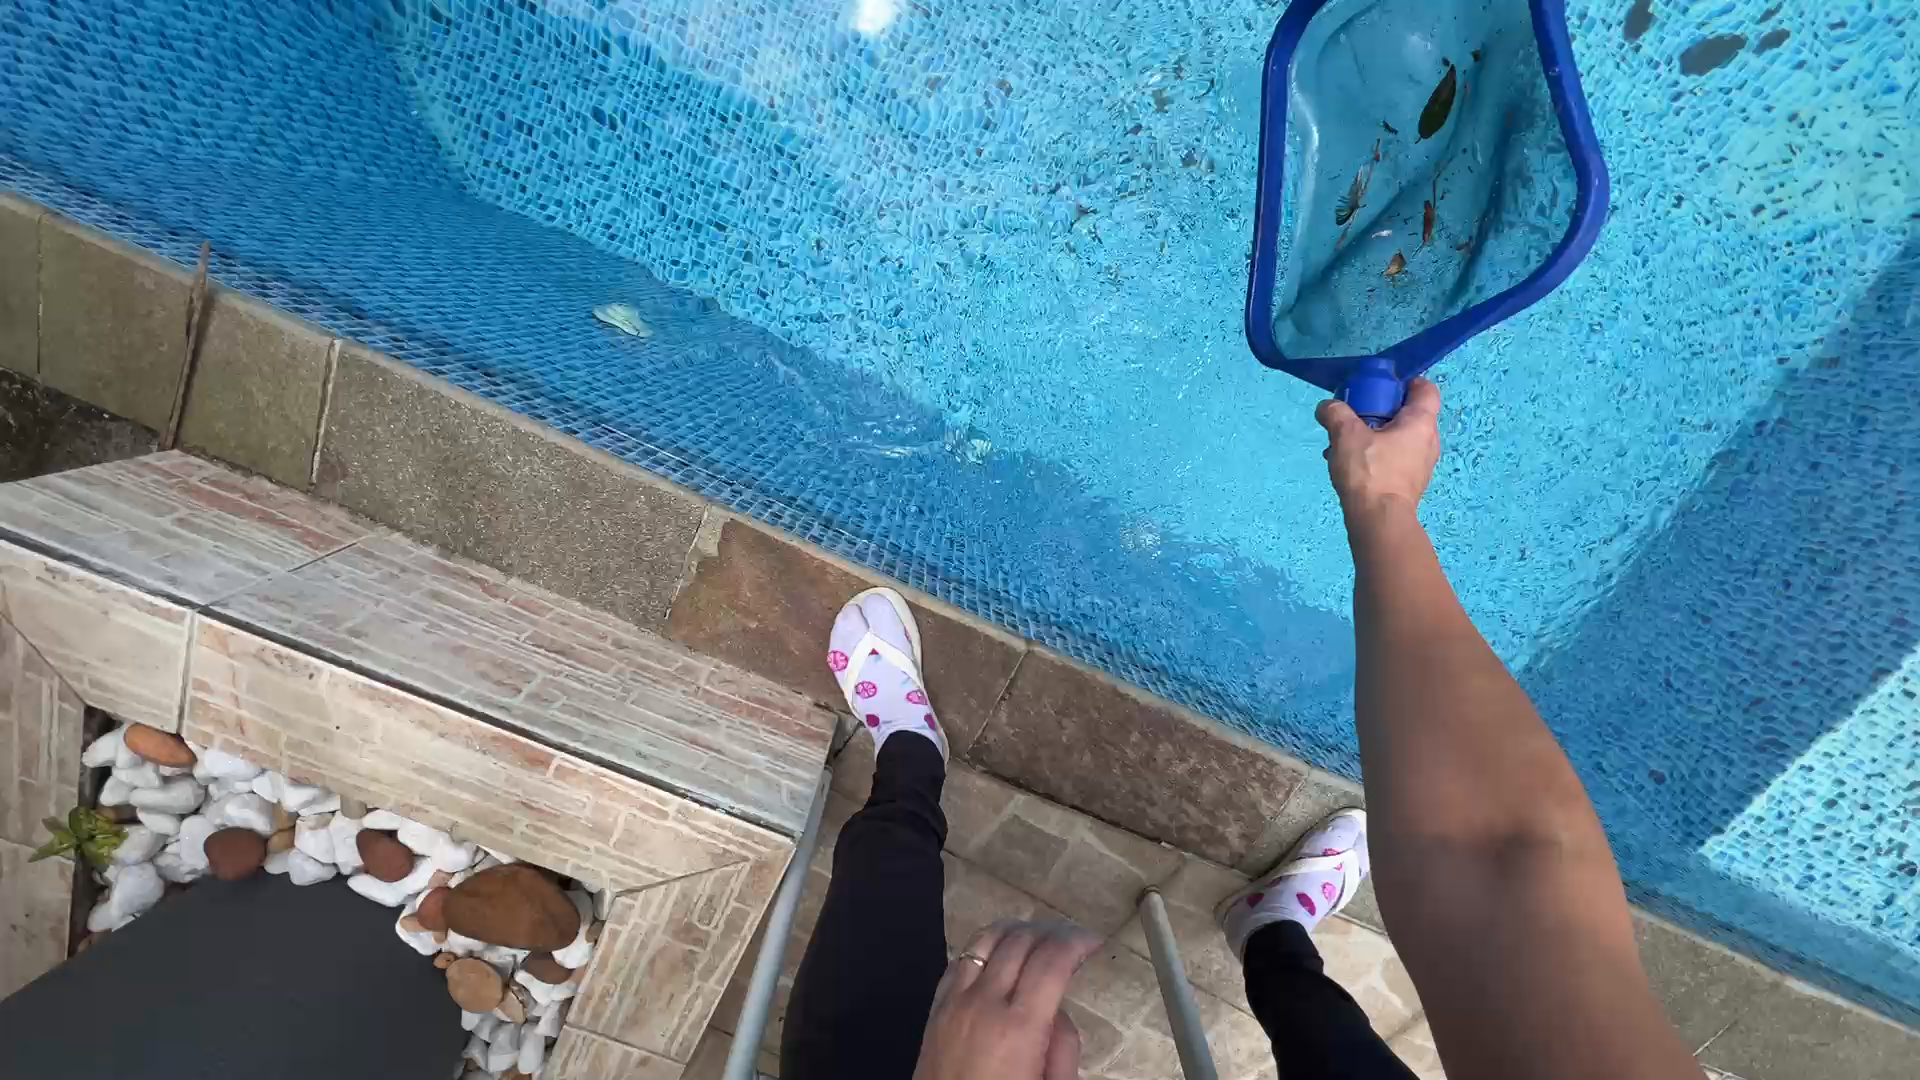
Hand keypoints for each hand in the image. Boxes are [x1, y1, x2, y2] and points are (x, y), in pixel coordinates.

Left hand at [914, 919, 1102, 1079]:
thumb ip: (1062, 1048)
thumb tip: (1057, 1010)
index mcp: (1019, 1027)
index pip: (1052, 959)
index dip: (1077, 941)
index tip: (1094, 941)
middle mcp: (985, 1001)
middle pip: (1021, 940)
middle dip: (1052, 930)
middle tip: (1072, 939)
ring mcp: (955, 1000)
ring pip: (987, 937)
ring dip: (1017, 929)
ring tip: (1039, 936)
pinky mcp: (936, 1006)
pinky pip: (962, 958)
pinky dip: (985, 945)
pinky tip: (999, 954)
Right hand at [1316, 377, 1441, 512]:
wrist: (1378, 519)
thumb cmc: (1369, 471)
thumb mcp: (1345, 435)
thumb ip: (1335, 414)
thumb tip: (1327, 406)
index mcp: (1421, 422)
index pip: (1425, 389)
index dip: (1406, 382)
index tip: (1381, 386)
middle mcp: (1428, 441)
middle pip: (1408, 415)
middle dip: (1381, 411)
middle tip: (1354, 416)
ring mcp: (1421, 464)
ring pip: (1398, 439)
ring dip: (1374, 436)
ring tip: (1345, 444)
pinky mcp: (1409, 483)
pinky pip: (1393, 459)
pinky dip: (1375, 456)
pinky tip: (1350, 465)